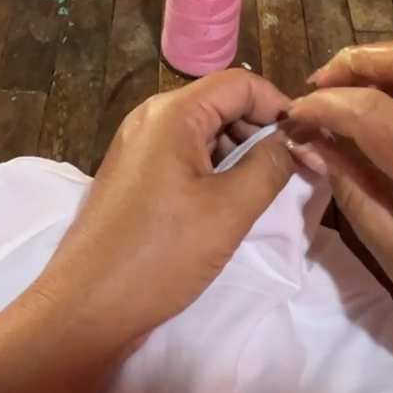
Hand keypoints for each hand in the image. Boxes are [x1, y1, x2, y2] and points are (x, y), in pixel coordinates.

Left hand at [31, 69, 298, 346]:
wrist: (85, 309)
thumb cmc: (161, 253)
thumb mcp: (230, 210)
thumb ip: (271, 165)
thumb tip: (299, 138)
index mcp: (173, 112)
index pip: (241, 83)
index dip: (279, 105)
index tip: (307, 141)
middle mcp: (152, 116)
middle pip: (221, 102)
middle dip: (261, 129)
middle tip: (292, 168)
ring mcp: (139, 143)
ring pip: (204, 128)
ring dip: (239, 150)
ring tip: (264, 188)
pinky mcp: (134, 172)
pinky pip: (184, 151)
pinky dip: (214, 166)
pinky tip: (229, 200)